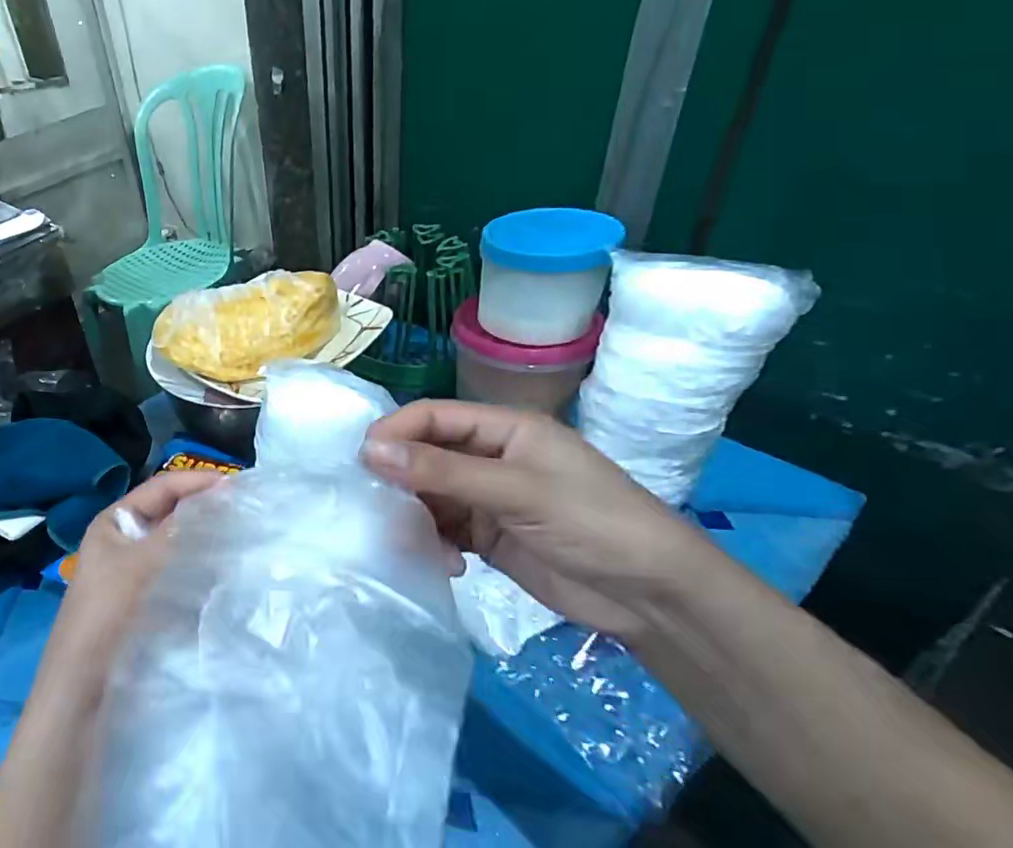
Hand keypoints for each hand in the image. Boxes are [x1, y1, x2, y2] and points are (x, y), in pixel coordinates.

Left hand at [36, 470, 222, 696]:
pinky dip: (201, 565)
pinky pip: (180, 571)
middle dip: (204, 507)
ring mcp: (135, 573)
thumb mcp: (140, 563)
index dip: (196, 482)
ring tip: (240, 535)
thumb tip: (219, 496)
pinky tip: (224, 570)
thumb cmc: (105, 614)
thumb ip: (179, 528)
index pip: (161, 488)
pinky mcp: (148, 601)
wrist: (82, 689)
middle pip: (170, 513)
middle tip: (244, 508)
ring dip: (205, 537)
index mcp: (113, 523)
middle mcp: (124, 542)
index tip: (235, 485)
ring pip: (178, 543)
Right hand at [363, 400, 717, 636]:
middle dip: (401, 479)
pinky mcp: (490, 537)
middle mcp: (491, 456)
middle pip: (427, 456)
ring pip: (431, 496)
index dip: (396, 432)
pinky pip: (444, 531)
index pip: (435, 417)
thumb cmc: (592, 521)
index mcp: (504, 428)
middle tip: (373, 507)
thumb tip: (371, 450)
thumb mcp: (517, 491)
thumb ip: (443, 472)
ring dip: (415, 516)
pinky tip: (444, 564)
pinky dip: (434, 544)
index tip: (361, 460)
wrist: (652, 596)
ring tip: (405, 542)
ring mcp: (489, 498)